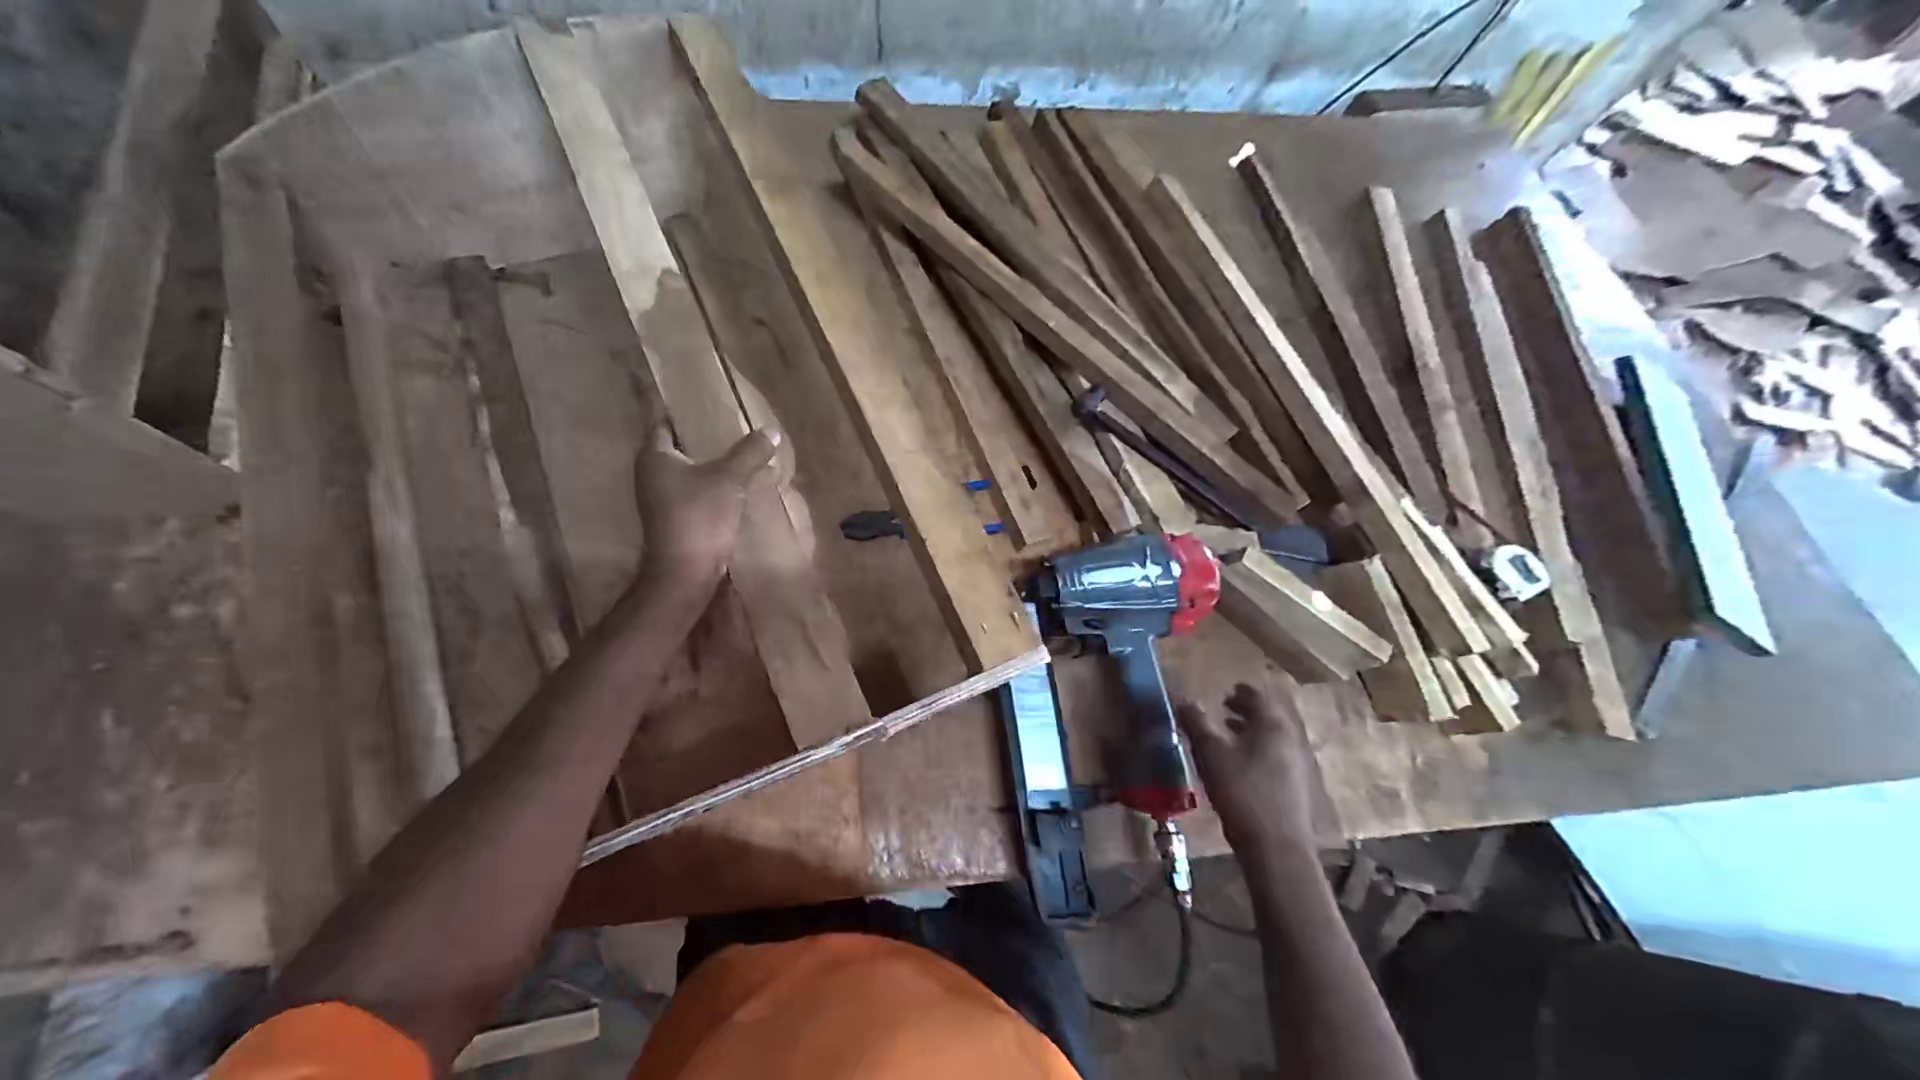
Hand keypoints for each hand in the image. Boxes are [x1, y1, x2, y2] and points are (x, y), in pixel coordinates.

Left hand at [633, 423, 779, 591]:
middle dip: (704, 435)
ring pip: (689, 470)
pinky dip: (714, 483)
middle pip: (679, 445)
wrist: (685, 573)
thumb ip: (749, 453)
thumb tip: (771, 431)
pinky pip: (696, 490)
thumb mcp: (728, 479)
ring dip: (712, 462)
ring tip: (742, 450)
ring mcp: (662, 498)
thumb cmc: (699, 517)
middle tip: (733, 422)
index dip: (684, 408)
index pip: (664, 420)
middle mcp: (651, 474)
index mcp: (654, 456)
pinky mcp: (676, 517)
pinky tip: (739, 483)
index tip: (708, 399)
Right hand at [1176, 684, 1321, 856]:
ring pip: (1270, 738)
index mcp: (1272, 724)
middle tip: (1223, 708)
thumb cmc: (1241, 791)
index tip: (1225, 691)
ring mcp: (1296, 764)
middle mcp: (1289, 738)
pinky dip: (1256, 751)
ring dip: (1249, 731)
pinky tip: (1238, 766)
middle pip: (1267, 716)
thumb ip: (1196, 722)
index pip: (1257, 696)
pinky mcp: (1294, 787)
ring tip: (1226, 735)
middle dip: (1244, 711)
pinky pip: (1273, 757)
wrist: (1276, 847)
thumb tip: (1182, 698)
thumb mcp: (1211, 752)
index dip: (1240, 691)